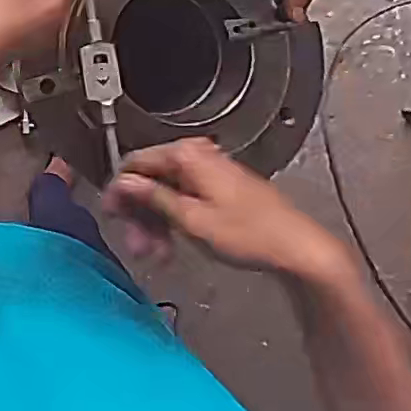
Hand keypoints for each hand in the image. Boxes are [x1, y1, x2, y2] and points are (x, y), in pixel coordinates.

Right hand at [102, 137, 355, 287]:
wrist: (299, 249)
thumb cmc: (251, 233)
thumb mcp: (191, 220)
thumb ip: (153, 197)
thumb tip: (123, 183)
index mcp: (186, 155)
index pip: (136, 162)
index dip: (120, 190)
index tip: (112, 215)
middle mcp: (196, 156)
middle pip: (150, 178)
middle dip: (139, 213)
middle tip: (135, 244)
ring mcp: (208, 172)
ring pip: (165, 191)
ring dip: (155, 222)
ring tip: (155, 254)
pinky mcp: (218, 188)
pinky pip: (183, 198)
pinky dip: (173, 220)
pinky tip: (171, 246)